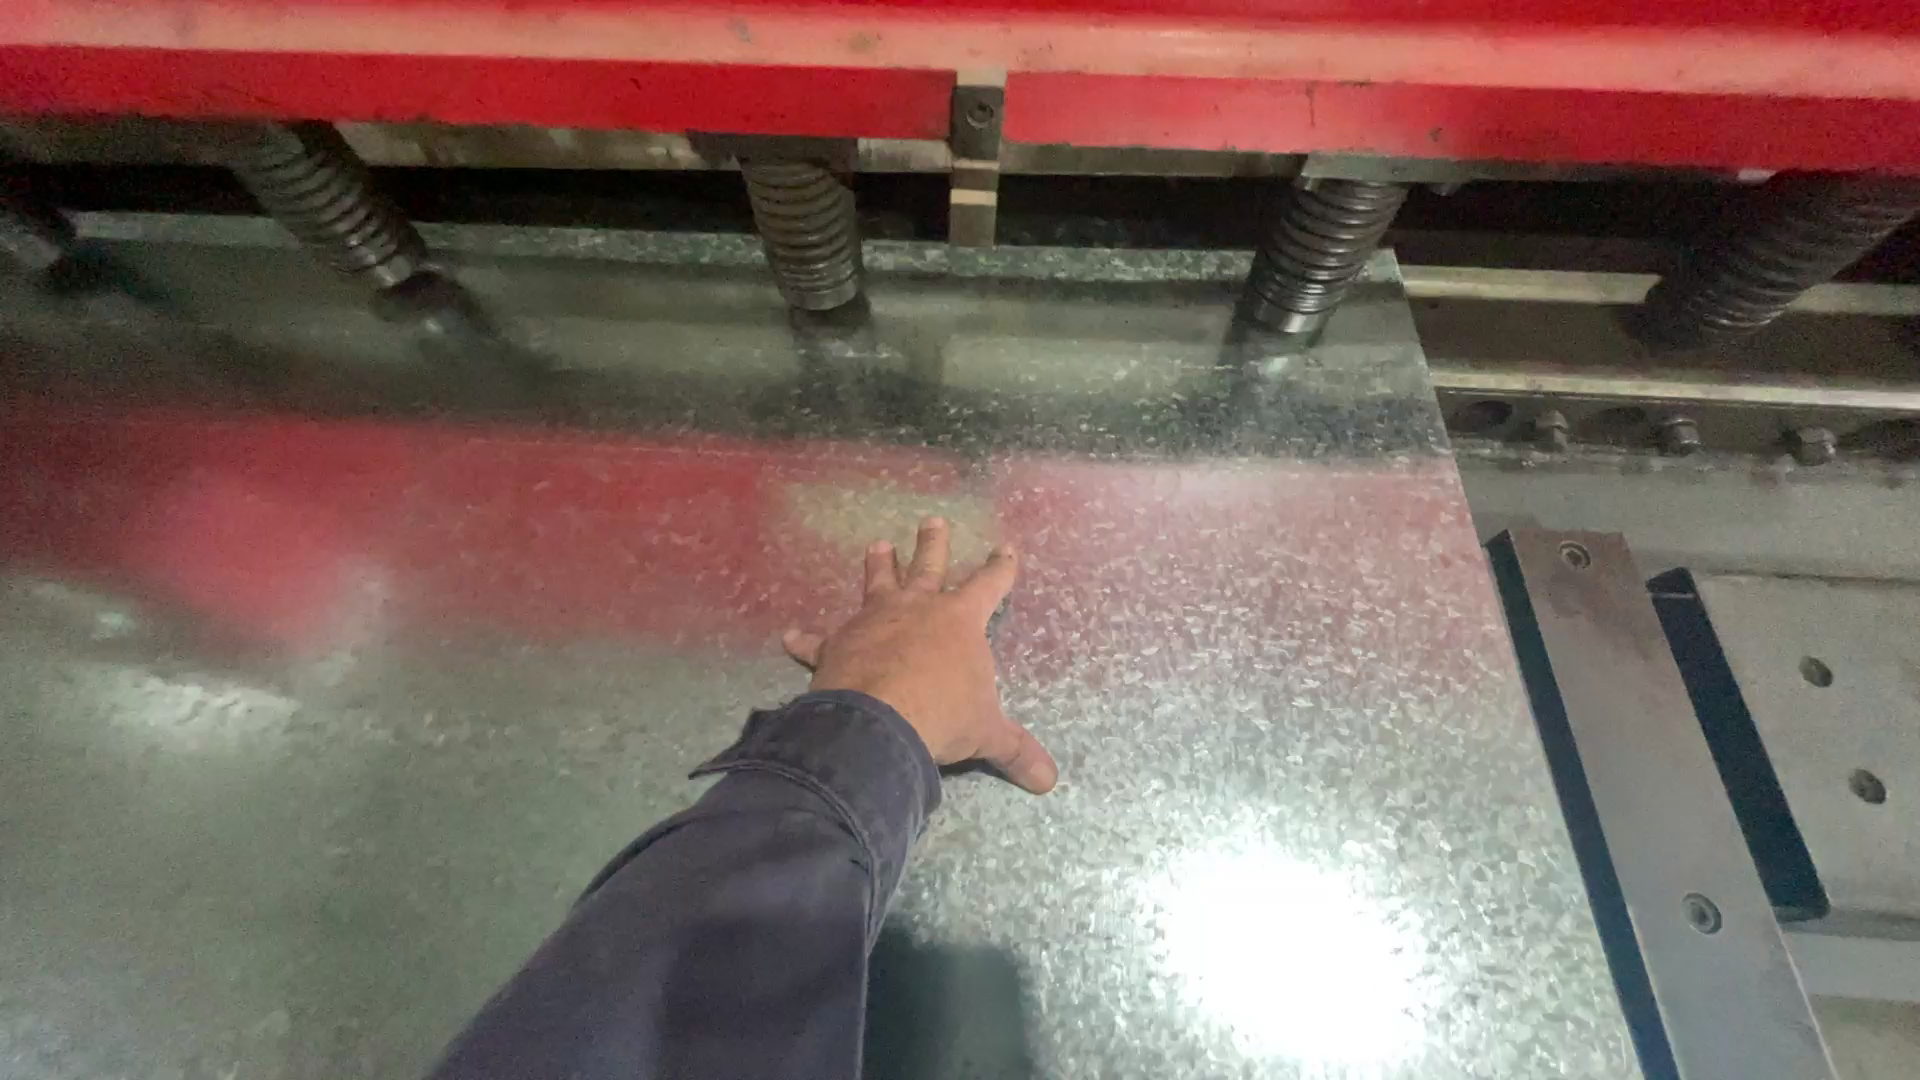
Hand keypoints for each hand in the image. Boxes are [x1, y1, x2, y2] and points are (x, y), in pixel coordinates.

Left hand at [783, 517, 1058, 794]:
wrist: (879, 723)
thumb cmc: (942, 716)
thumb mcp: (986, 734)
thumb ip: (1016, 750)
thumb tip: (1050, 780)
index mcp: (958, 620)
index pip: (988, 585)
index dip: (1000, 568)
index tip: (1007, 549)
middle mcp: (915, 608)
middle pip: (928, 566)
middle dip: (933, 544)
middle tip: (932, 521)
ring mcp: (873, 621)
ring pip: (877, 583)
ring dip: (878, 565)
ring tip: (876, 545)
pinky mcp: (836, 644)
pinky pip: (818, 640)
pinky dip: (805, 639)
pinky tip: (789, 635)